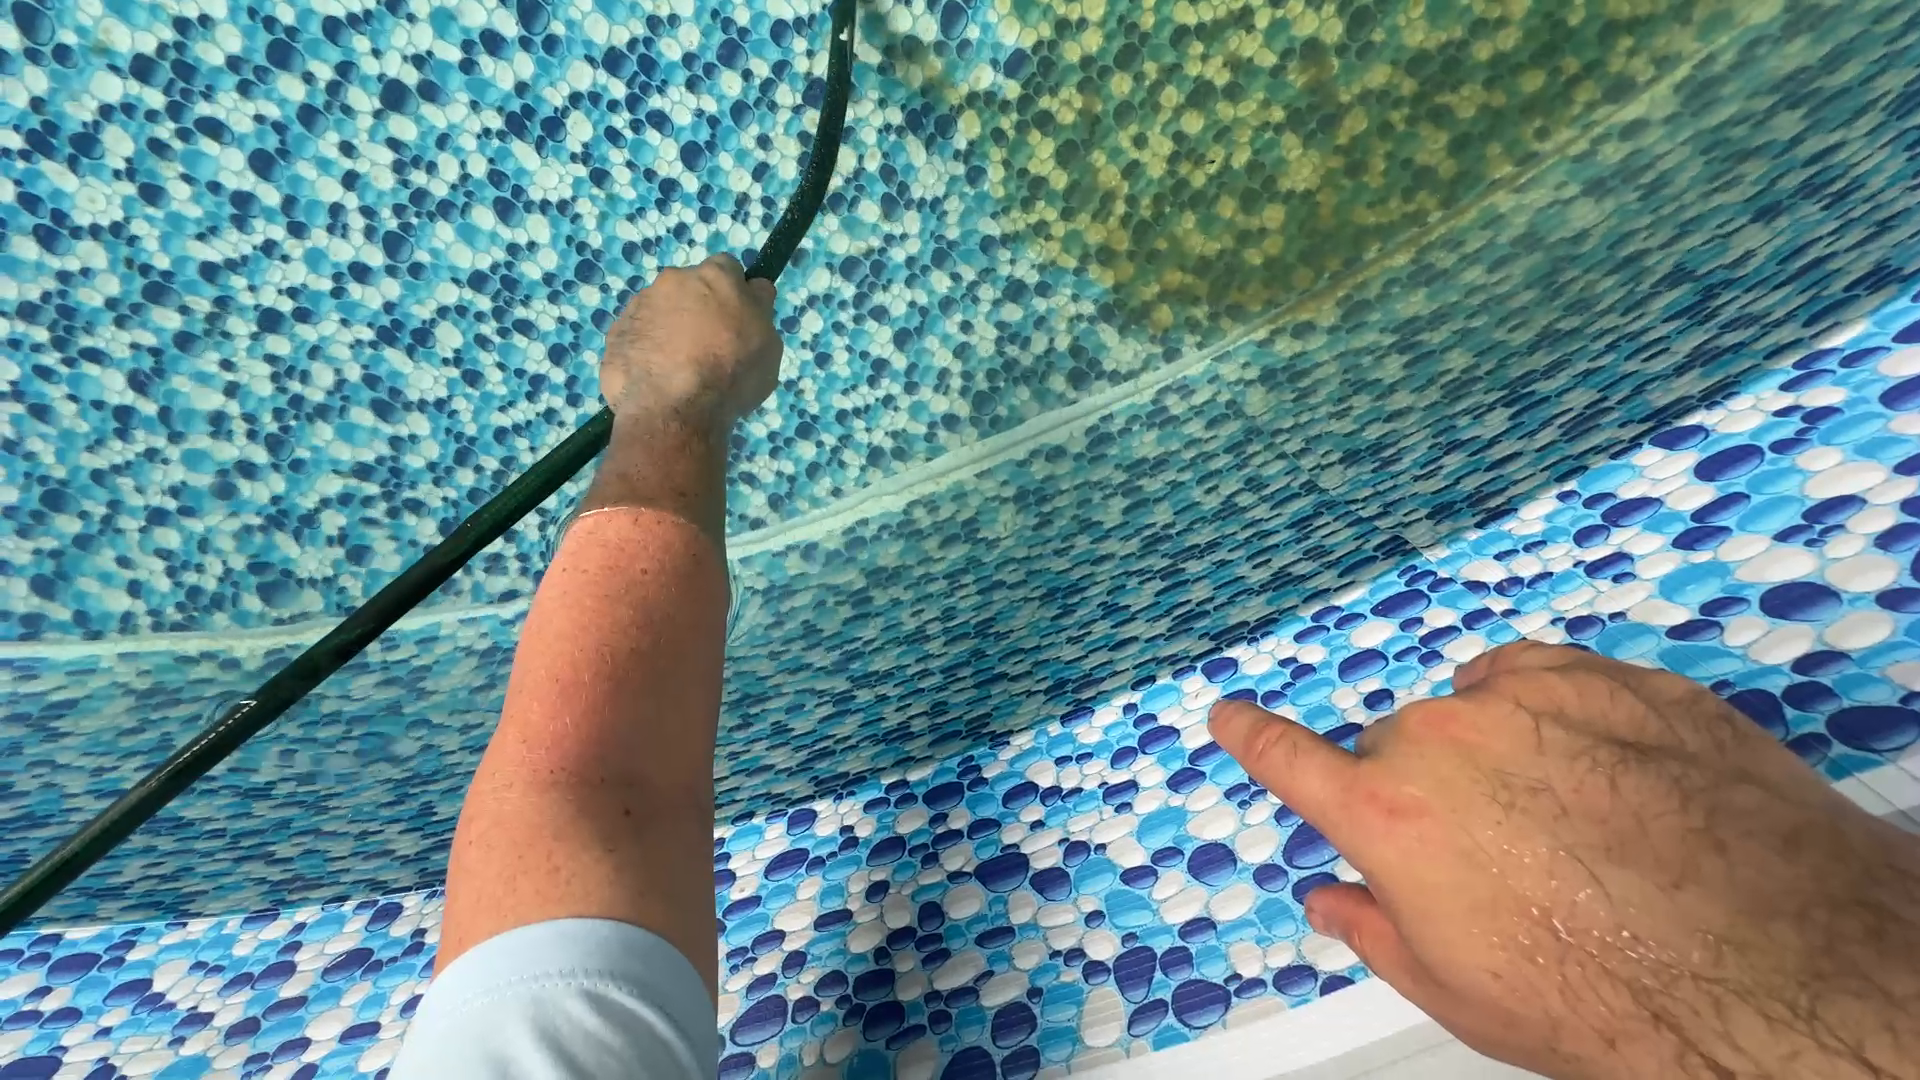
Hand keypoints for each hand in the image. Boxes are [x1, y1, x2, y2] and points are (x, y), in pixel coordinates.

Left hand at [599, 254, 781, 427]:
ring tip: (682, 371)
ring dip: (671, 332)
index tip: (739, 320)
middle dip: (699, 311)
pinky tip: (660, 381)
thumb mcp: (769, 343)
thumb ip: (760, 310)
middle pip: (690, 289)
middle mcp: (672, 281)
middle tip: (711, 350)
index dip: (735, 293)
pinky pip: (638, 338)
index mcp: (714, 277)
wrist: (674, 408)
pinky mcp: (615, 335)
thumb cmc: (733, 373)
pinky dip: (649, 353)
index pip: (728, 269)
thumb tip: (754, 291)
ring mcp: (638, 306)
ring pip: (660, 312)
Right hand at [1211, 641, 1919, 1079]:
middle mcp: (1439, 741)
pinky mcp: (1610, 679)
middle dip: (1421, 791)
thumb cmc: (1617, 1007)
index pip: (1286, 759)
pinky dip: (1541, 709)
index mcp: (1389, 815)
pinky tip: (1595, 767)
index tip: (1225, 714)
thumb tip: (1328, 899)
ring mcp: (1525, 699)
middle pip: (1395, 747)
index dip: (1249, 734)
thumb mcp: (1462, 996)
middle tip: (1493, 851)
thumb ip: (1371, 930)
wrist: (1815, 992)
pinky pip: (1534, 674)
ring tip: (1563, 814)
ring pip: (1465, 708)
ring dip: (1485, 749)